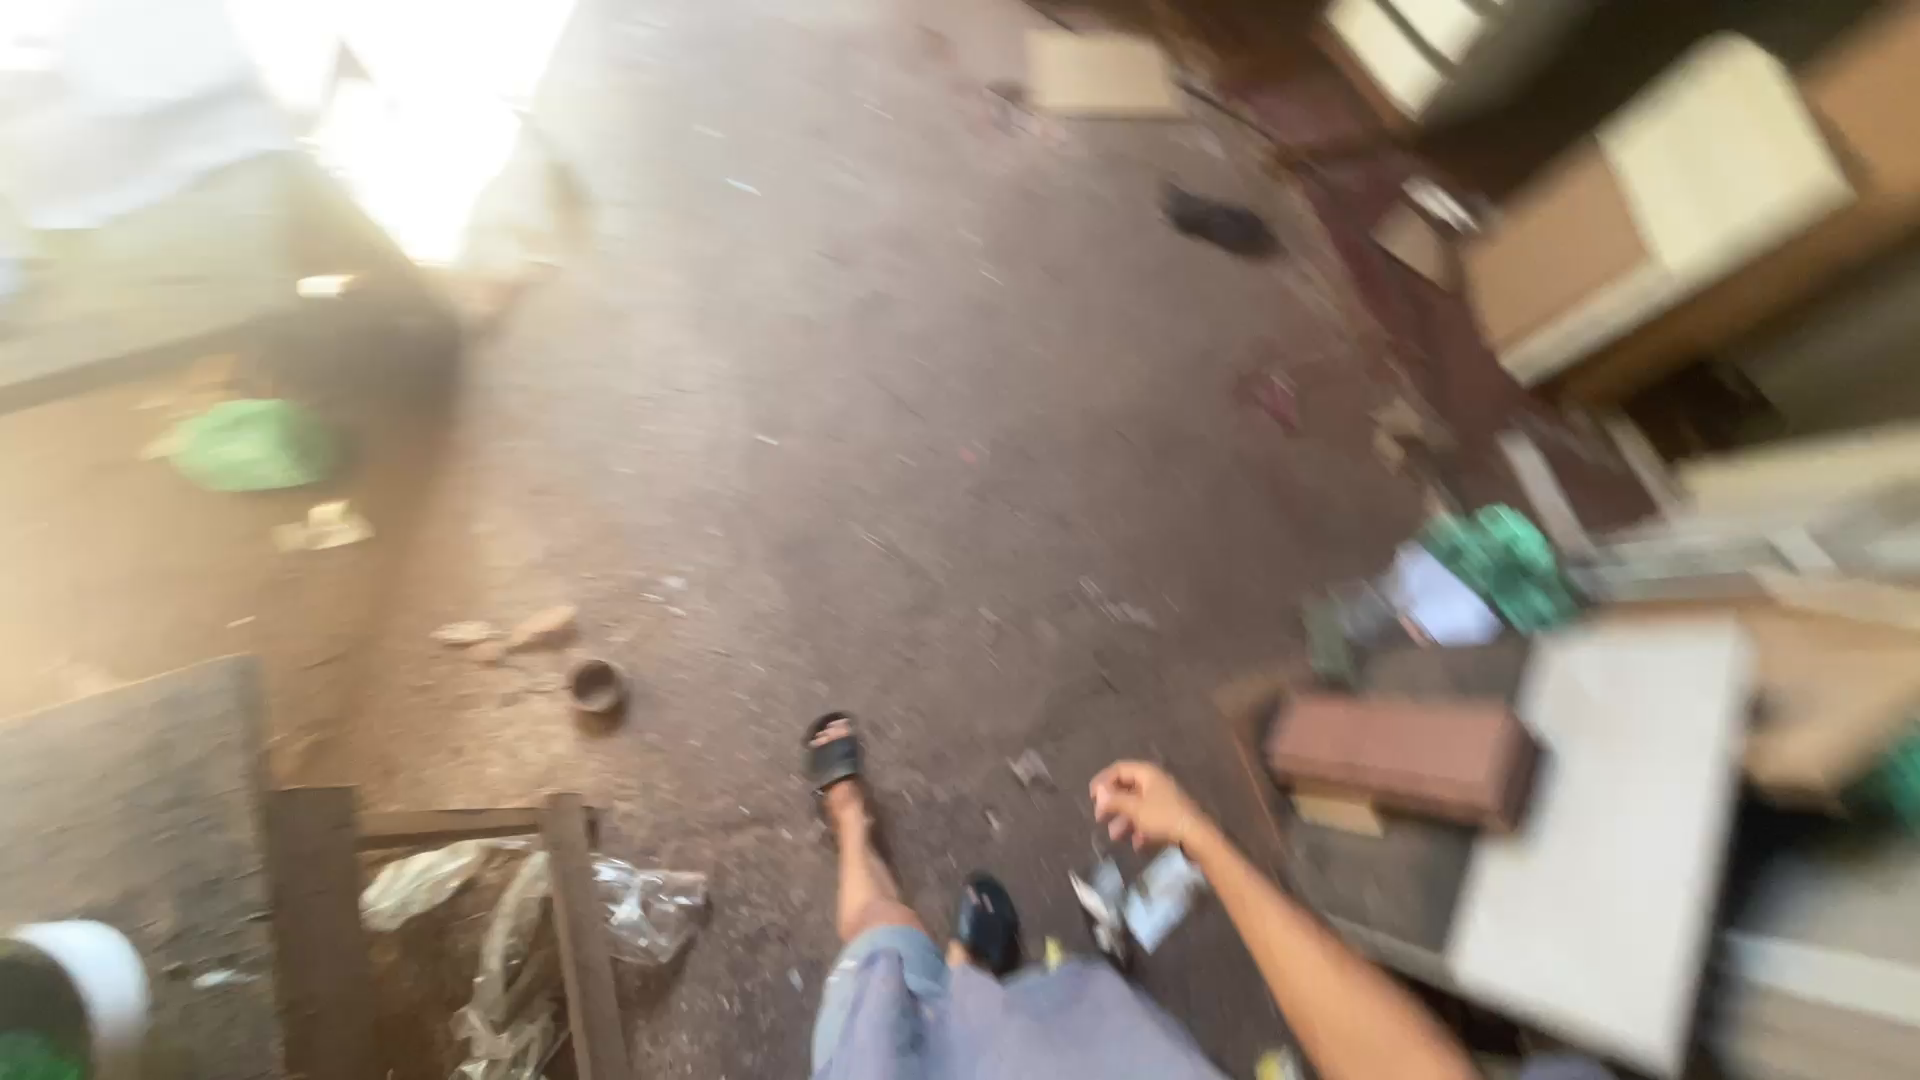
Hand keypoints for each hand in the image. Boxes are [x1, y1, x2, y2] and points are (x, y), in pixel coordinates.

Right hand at [1089, 760, 1210, 851]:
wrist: (1197, 837)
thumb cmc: (1163, 817)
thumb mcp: (1135, 808)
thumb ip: (1114, 799)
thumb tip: (1098, 791)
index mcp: (1147, 773)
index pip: (1119, 769)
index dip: (1103, 780)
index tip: (1091, 796)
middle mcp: (1155, 782)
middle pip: (1127, 788)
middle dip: (1112, 804)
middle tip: (1099, 817)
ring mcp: (1164, 798)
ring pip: (1137, 805)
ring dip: (1124, 820)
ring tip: (1114, 836)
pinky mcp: (1171, 815)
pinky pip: (1149, 817)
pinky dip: (1140, 828)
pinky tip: (1137, 844)